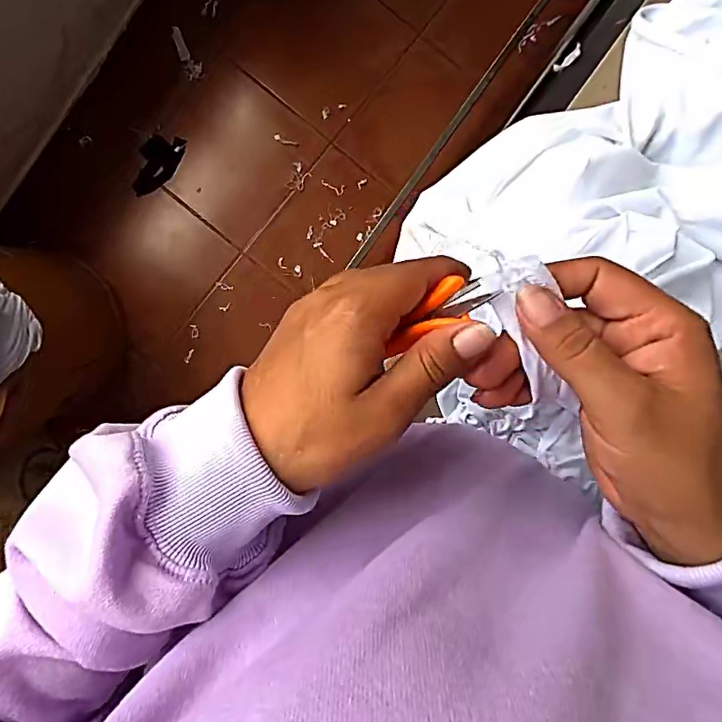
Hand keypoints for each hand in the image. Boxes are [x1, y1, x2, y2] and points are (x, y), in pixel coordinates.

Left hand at [242, 257, 517, 492]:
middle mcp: (335, 292)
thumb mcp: (386, 410)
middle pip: (406, 276)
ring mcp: (317, 300)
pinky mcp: (307, 314)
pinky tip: (375, 356)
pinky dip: (377, 318)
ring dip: (405, 314)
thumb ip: (434, 363)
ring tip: (403, 361)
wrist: (244, 450)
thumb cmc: (309, 437)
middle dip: (432, 307)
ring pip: (382, 286)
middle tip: (435, 355)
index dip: (456, 293)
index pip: (427, 271)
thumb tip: (476, 332)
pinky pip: (356, 298)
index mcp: (358, 308)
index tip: (463, 328)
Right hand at [513, 258, 721, 564]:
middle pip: (567, 311)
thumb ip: (574, 347)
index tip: (507, 302)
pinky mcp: (599, 389)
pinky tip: (501, 393)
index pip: (598, 278)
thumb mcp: (623, 404)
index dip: (550, 282)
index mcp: (662, 324)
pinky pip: (555, 369)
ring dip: (516, 357)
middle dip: (522, 332)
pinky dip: (526, 379)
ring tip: (485, 381)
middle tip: (486, 358)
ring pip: (554, 341)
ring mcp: (616, 363)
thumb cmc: (680, 470)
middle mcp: (639, 335)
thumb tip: (530, 296)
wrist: (692, 532)